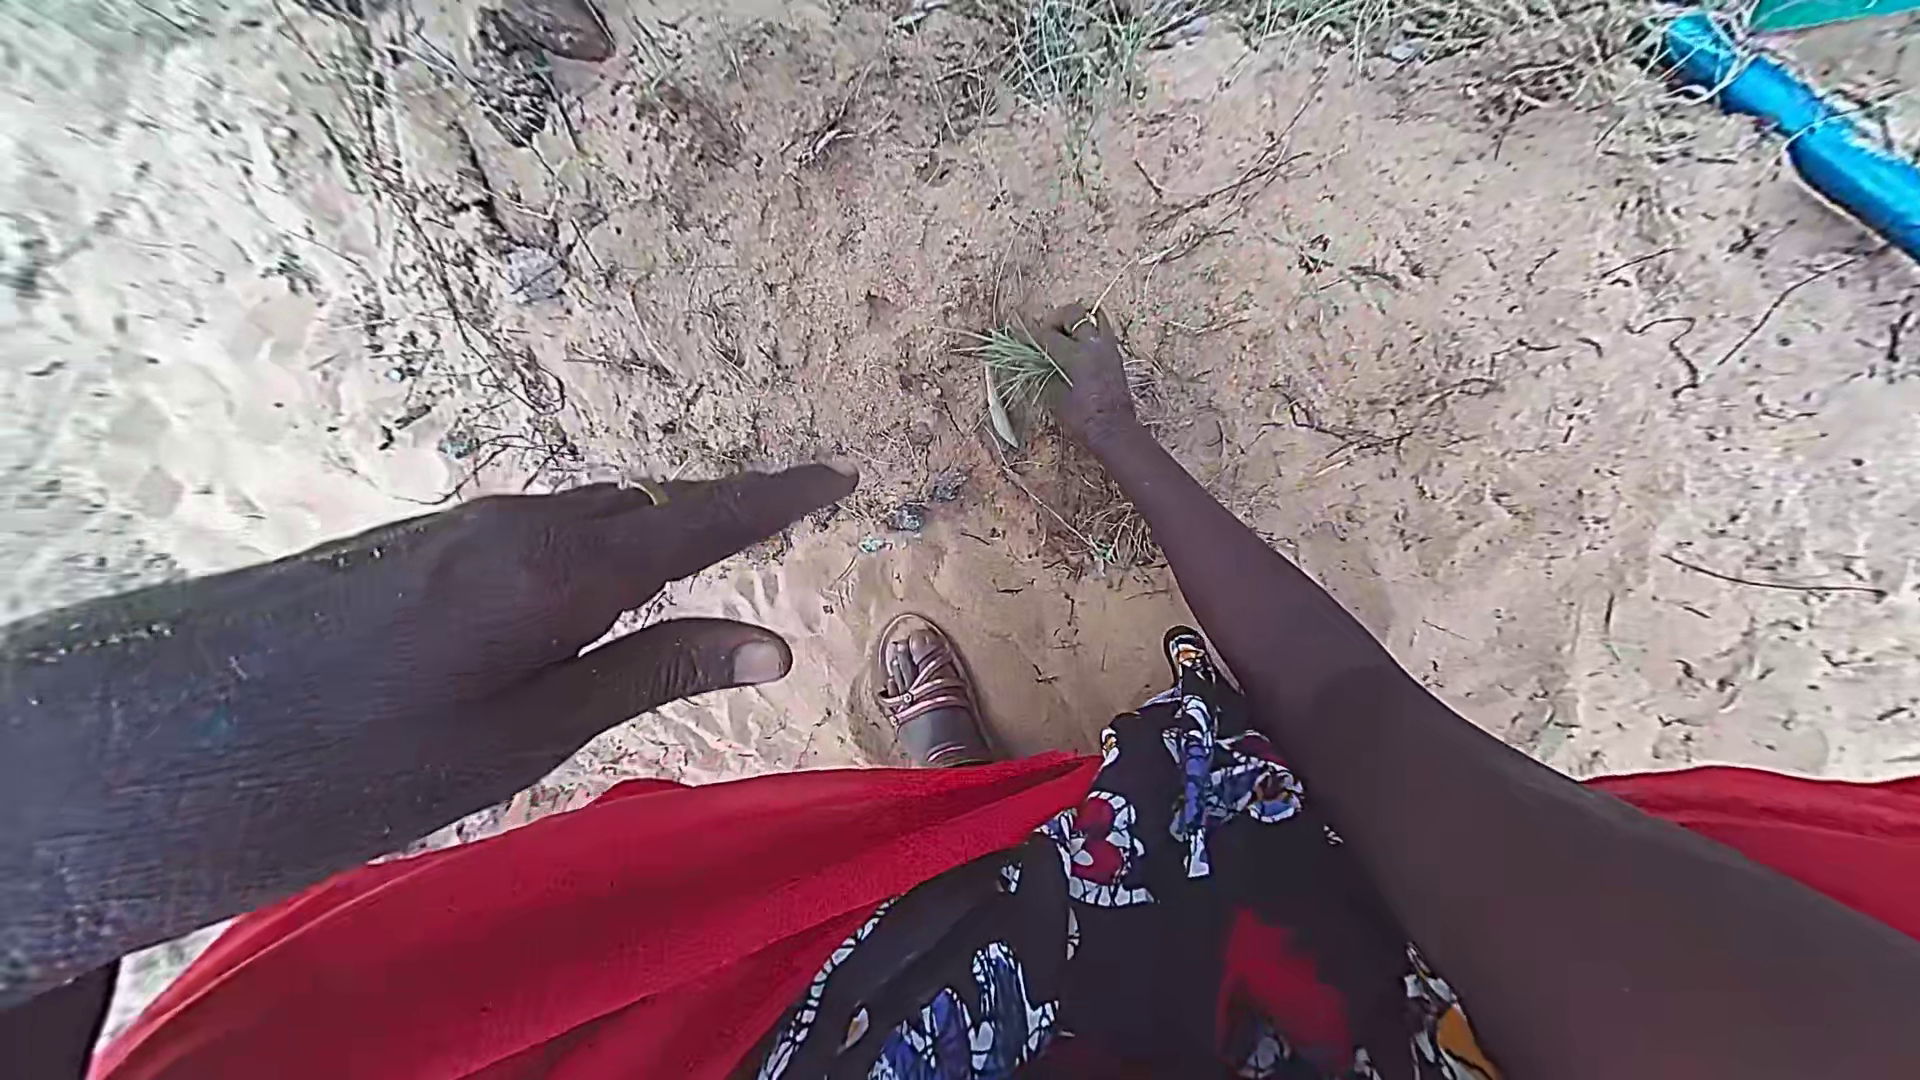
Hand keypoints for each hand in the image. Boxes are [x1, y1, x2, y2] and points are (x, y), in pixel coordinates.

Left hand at [0, 464, 854, 1002]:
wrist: (101, 757)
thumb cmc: (348, 766)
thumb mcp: (528, 734)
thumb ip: (656, 669)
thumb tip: (775, 645)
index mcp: (563, 571)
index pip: (705, 519)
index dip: (781, 498)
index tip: (840, 476)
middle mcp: (524, 526)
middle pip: (658, 503)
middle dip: (734, 507)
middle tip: (791, 514)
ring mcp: (468, 527)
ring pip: (604, 511)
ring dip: (671, 523)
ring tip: (718, 544)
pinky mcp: (426, 543)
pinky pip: (555, 525)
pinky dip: (612, 539)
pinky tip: (607, 573)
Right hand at [1032, 304, 1140, 445]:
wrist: (1113, 430)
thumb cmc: (1082, 419)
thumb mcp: (1055, 398)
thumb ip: (1045, 373)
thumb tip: (1036, 361)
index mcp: (1076, 356)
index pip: (1047, 336)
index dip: (1030, 336)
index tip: (1019, 337)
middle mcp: (1093, 345)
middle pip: (1073, 314)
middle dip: (1056, 320)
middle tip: (1046, 334)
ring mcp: (1107, 347)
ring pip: (1092, 316)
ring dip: (1075, 322)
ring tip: (1065, 336)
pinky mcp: (1115, 354)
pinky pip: (1102, 330)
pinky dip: (1089, 331)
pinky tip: (1079, 346)